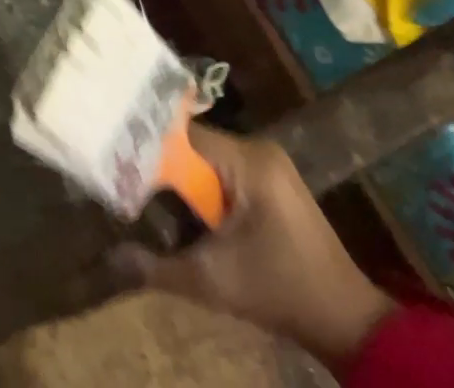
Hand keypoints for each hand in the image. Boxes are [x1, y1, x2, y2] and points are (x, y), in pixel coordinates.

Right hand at [111, 126, 395, 364]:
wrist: (344, 319)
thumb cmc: (278, 291)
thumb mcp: (209, 282)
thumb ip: (154, 266)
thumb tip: (109, 256)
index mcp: (248, 160)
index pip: (181, 135)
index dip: (144, 150)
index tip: (113, 168)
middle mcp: (258, 149)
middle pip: (189, 143)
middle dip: (157, 166)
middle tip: (121, 185)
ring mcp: (267, 164)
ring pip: (202, 158)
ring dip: (176, 180)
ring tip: (139, 197)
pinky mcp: (269, 182)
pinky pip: (220, 170)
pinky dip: (197, 188)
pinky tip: (176, 209)